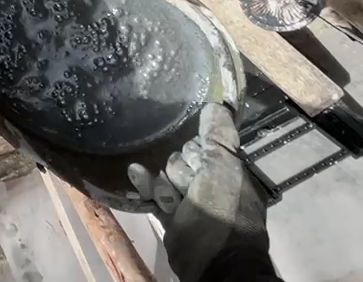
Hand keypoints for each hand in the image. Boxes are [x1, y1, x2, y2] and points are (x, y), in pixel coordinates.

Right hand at [128, 103, 267, 280]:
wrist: (214, 258)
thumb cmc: (225, 209)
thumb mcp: (225, 167)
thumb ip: (218, 135)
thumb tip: (215, 103)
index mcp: (226, 174)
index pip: (200, 147)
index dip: (197, 153)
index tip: (200, 163)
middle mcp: (208, 186)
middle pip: (179, 159)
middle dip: (181, 170)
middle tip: (189, 186)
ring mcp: (187, 202)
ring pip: (164, 174)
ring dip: (164, 183)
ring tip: (172, 197)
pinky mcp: (168, 215)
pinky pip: (152, 191)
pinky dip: (145, 183)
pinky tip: (136, 171)